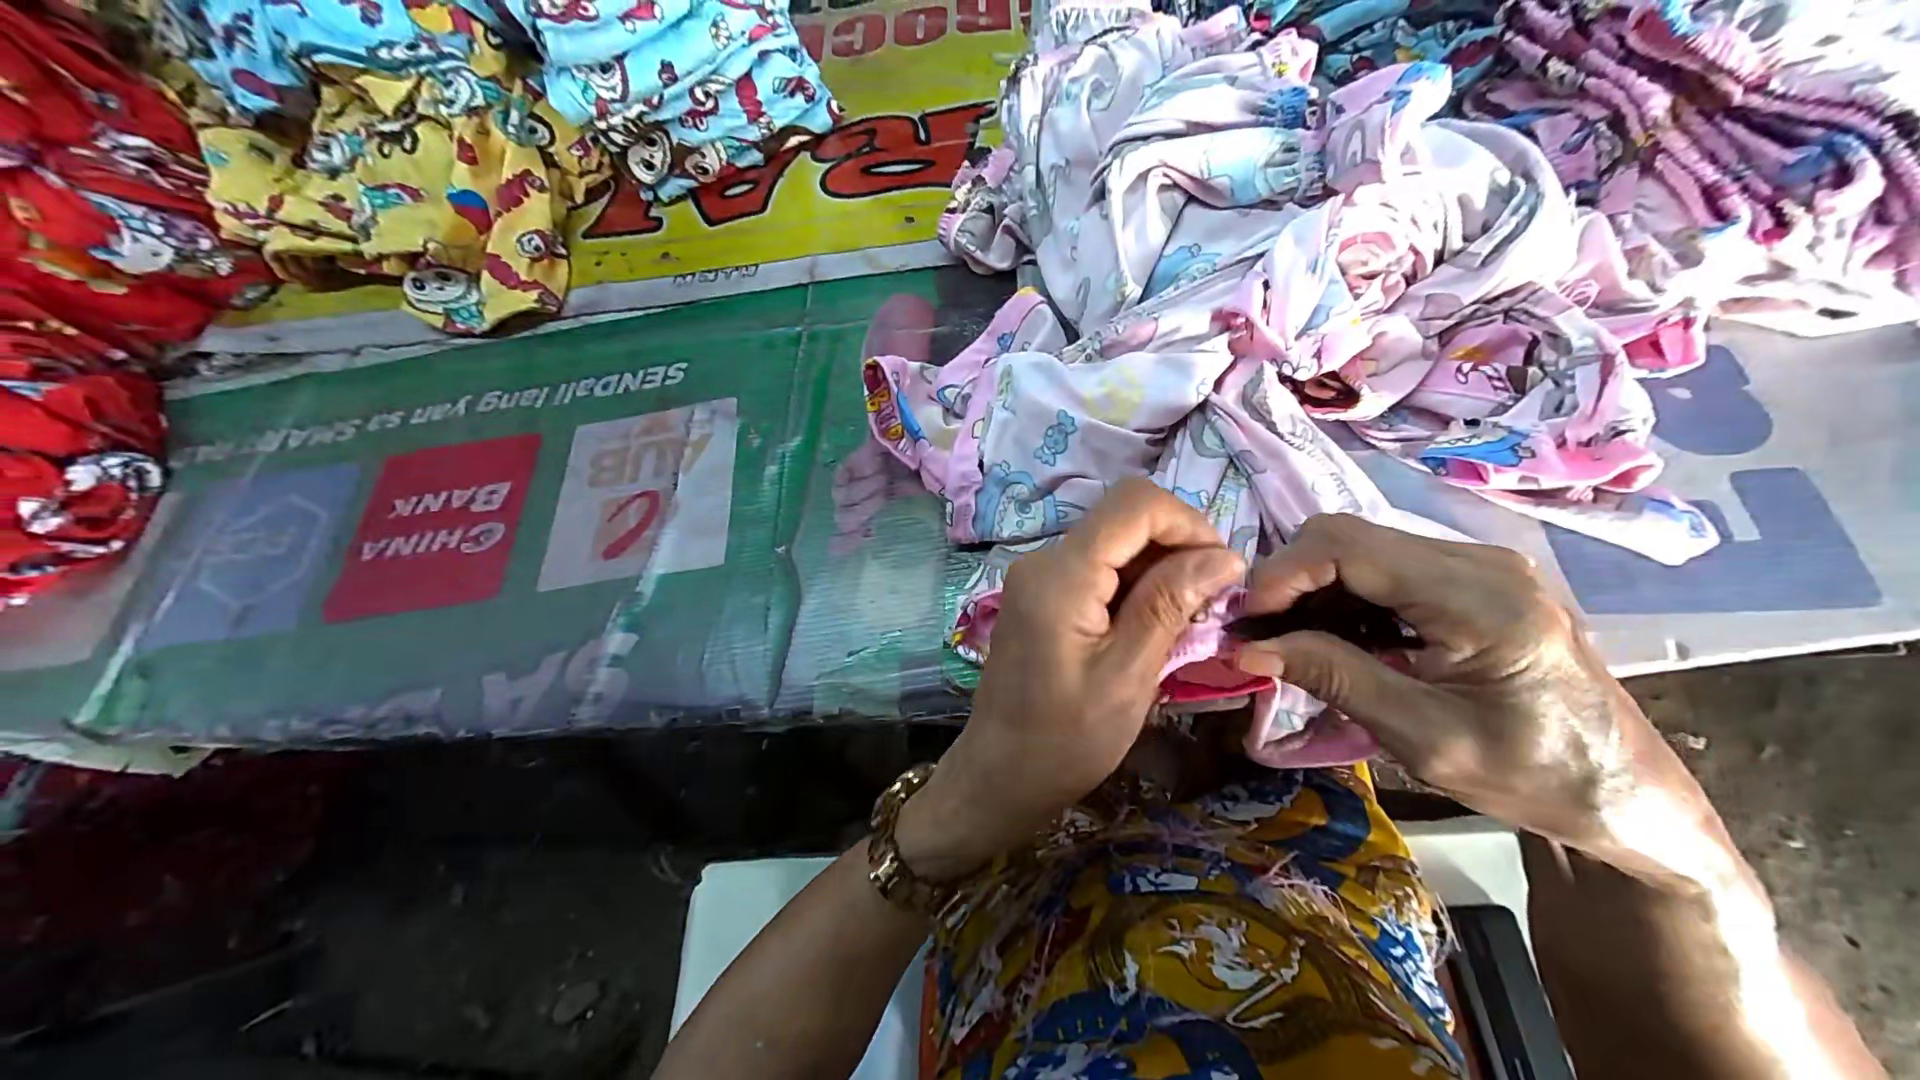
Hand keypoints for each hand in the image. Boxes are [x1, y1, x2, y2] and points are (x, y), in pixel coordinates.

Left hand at [896, 478, 1244, 879]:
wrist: (1000, 773)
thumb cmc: (1065, 739)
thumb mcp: (1128, 675)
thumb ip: (1170, 604)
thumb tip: (1225, 556)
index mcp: (1060, 574)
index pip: (1134, 503)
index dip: (1188, 523)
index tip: (1222, 571)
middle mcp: (1043, 560)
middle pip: (1123, 518)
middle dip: (1177, 547)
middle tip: (1210, 602)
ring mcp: (1038, 576)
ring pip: (1114, 541)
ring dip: (1159, 567)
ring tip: (1187, 619)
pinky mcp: (1041, 595)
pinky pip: (1096, 567)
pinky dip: (1133, 583)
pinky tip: (1152, 624)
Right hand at [1232, 513, 1659, 851]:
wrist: (1625, 793)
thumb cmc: (1535, 776)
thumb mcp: (1425, 739)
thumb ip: (1334, 678)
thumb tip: (1245, 648)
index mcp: (1479, 596)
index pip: (1346, 545)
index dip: (1279, 574)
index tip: (1244, 624)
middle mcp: (1477, 559)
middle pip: (1344, 535)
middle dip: (1286, 579)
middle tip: (1258, 635)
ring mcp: (1475, 563)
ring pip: (1354, 546)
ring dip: (1308, 588)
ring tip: (1286, 641)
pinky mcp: (1467, 577)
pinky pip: (1379, 566)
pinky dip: (1338, 595)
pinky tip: (1331, 637)